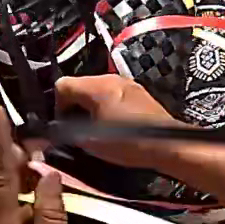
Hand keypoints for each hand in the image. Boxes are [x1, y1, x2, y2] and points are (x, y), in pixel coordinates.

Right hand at [52, 74, 188, 170]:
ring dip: (90, 106)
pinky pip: (112, 93)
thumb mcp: (91, 142)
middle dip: (74, 106)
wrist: (166, 145)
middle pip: (79, 85)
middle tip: (78, 129)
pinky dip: (106, 105)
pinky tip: (113, 124)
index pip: (62, 85)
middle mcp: (110, 78)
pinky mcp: (137, 91)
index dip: (58, 106)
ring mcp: (126, 83)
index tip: (64, 125)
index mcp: (96, 86)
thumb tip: (60, 130)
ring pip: (95, 89)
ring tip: (96, 128)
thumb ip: (69, 131)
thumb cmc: (128, 143)